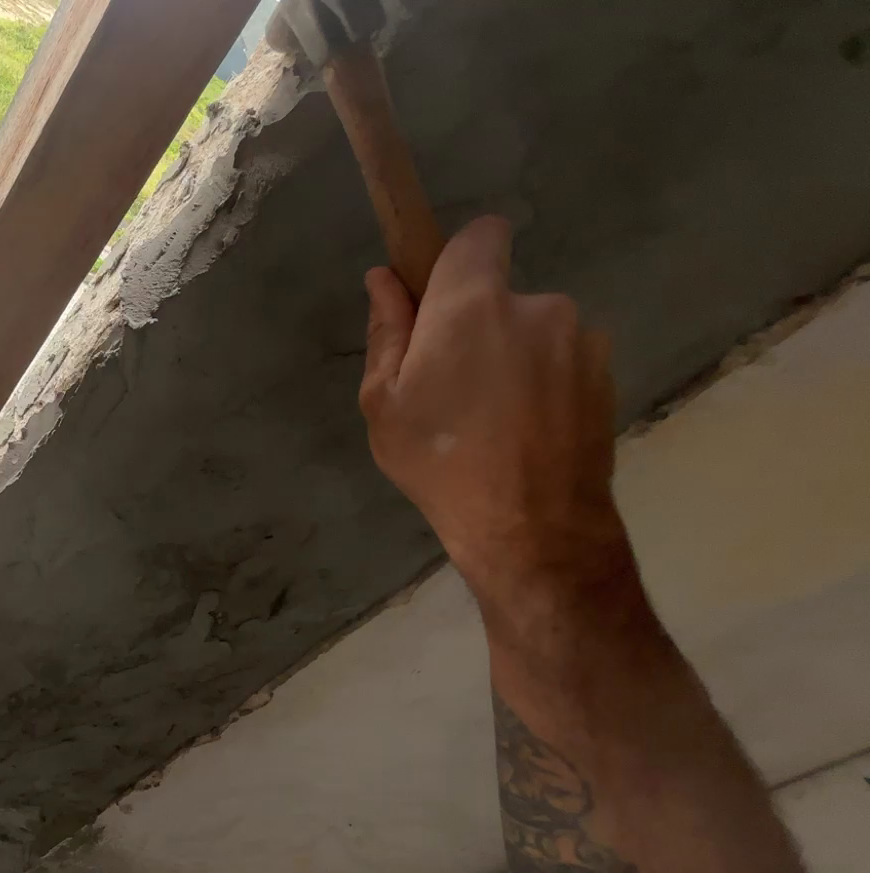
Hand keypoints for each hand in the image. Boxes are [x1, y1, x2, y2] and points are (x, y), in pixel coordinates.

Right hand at [360, 216, 627, 601]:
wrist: (529, 520)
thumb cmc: (436, 458)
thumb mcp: (383, 400)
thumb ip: (388, 331)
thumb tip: (383, 279)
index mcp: (473, 306)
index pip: (479, 236)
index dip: (454, 258)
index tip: (433, 300)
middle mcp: (537, 306)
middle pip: (498, 293)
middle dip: (472, 325)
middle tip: (443, 388)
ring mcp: (581, 339)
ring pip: (530, 329)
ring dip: (507, 356)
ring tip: (484, 418)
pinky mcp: (605, 372)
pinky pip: (559, 359)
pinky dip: (538, 381)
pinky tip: (520, 429)